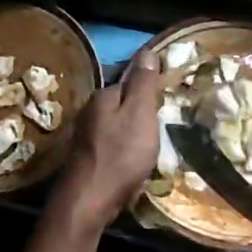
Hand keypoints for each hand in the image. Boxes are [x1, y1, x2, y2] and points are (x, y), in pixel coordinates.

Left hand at [51, 49, 163, 231]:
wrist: (90, 199)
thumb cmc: (121, 154)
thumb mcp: (140, 114)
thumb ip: (143, 84)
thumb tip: (147, 52)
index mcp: (102, 97)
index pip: (128, 82)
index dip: (148, 89)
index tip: (166, 98)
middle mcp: (89, 112)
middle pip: (121, 105)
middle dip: (139, 112)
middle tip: (162, 125)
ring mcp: (85, 136)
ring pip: (115, 127)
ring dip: (132, 133)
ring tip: (152, 144)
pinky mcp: (87, 158)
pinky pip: (111, 146)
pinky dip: (124, 150)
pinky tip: (134, 161)